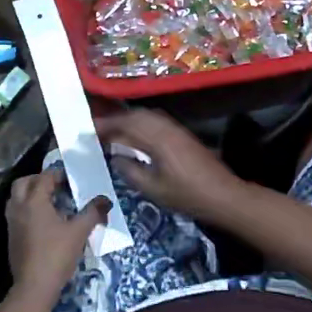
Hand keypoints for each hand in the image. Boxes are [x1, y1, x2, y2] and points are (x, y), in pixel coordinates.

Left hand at [6, 171, 109, 297]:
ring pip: (17, 198)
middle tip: (58, 185)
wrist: (34, 286)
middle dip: (40, 180)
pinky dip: (29, 209)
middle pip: (24, 183)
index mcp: (34, 201)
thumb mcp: (79, 232)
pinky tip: (46, 221)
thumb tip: (106, 200)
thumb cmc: (57, 254)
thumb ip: (93, 212)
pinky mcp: (12, 236)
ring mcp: (12, 223)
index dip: (59, 174)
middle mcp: (18, 207)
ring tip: (52, 201)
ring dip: (32, 194)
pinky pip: (18, 213)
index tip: (73, 178)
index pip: (44, 177)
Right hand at [95, 109, 249, 220]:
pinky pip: (157, 123)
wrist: (223, 195)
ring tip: (113, 134)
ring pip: (148, 117)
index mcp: (158, 138)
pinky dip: (141, 126)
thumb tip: (116, 157)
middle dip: (116, 120)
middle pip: (137, 115)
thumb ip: (130, 170)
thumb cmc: (187, 195)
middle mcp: (167, 128)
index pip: (126, 124)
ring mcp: (177, 130)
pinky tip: (135, 139)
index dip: (106, 125)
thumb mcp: (153, 188)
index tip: (89, 130)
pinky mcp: (184, 136)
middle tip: (98, 130)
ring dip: (129, 121)